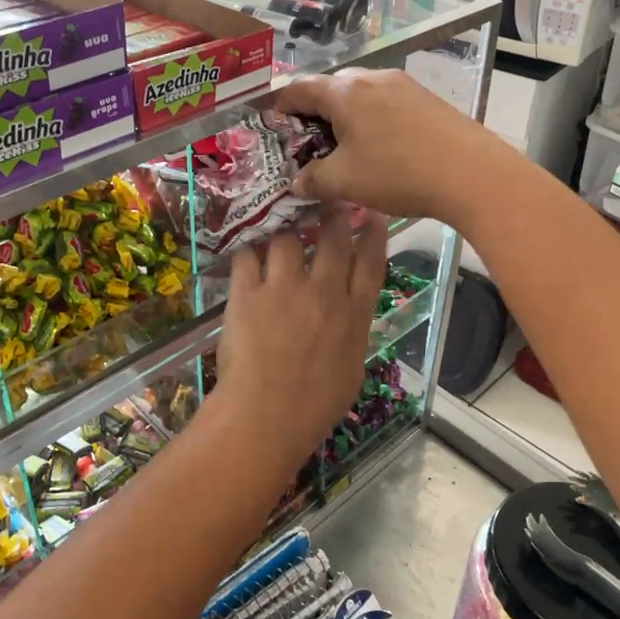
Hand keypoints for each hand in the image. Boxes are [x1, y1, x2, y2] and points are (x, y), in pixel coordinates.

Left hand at [212, 207, 387, 470]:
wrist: (266, 417)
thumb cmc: (313, 407)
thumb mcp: (351, 370)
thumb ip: (352, 333)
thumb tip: (349, 316)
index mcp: (354, 315)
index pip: (370, 262)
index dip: (373, 233)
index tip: (371, 213)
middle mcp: (323, 292)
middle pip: (332, 238)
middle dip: (331, 213)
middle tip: (326, 201)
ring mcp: (284, 287)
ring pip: (286, 239)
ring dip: (284, 233)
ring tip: (278, 231)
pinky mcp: (248, 292)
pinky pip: (248, 256)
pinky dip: (248, 252)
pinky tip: (247, 251)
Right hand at [274, 69, 519, 226]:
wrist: (472, 173)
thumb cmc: (398, 173)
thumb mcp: (344, 182)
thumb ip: (313, 180)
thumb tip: (297, 182)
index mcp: (343, 91)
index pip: (297, 89)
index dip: (276, 106)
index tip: (266, 122)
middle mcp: (370, 78)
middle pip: (329, 89)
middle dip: (311, 114)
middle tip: (303, 144)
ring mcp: (401, 85)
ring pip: (358, 96)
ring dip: (342, 118)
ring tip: (340, 149)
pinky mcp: (424, 99)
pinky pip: (383, 104)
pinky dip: (368, 121)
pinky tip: (376, 149)